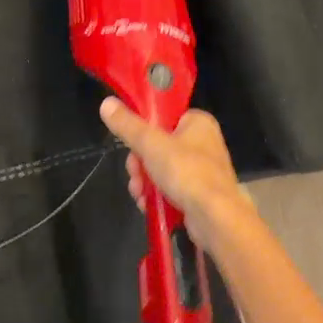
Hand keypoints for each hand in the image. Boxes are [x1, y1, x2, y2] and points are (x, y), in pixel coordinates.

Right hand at [99, 98, 250, 243]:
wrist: (216, 219)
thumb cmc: (186, 172)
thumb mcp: (150, 144)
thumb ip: (127, 125)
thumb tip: (106, 103)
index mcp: (197, 122)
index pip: (164, 116)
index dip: (143, 129)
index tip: (131, 143)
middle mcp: (203, 143)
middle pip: (159, 145)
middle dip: (140, 162)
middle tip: (134, 174)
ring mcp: (203, 171)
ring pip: (162, 169)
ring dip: (145, 181)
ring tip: (138, 193)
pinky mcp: (200, 195)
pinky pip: (172, 188)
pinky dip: (157, 195)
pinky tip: (146, 204)